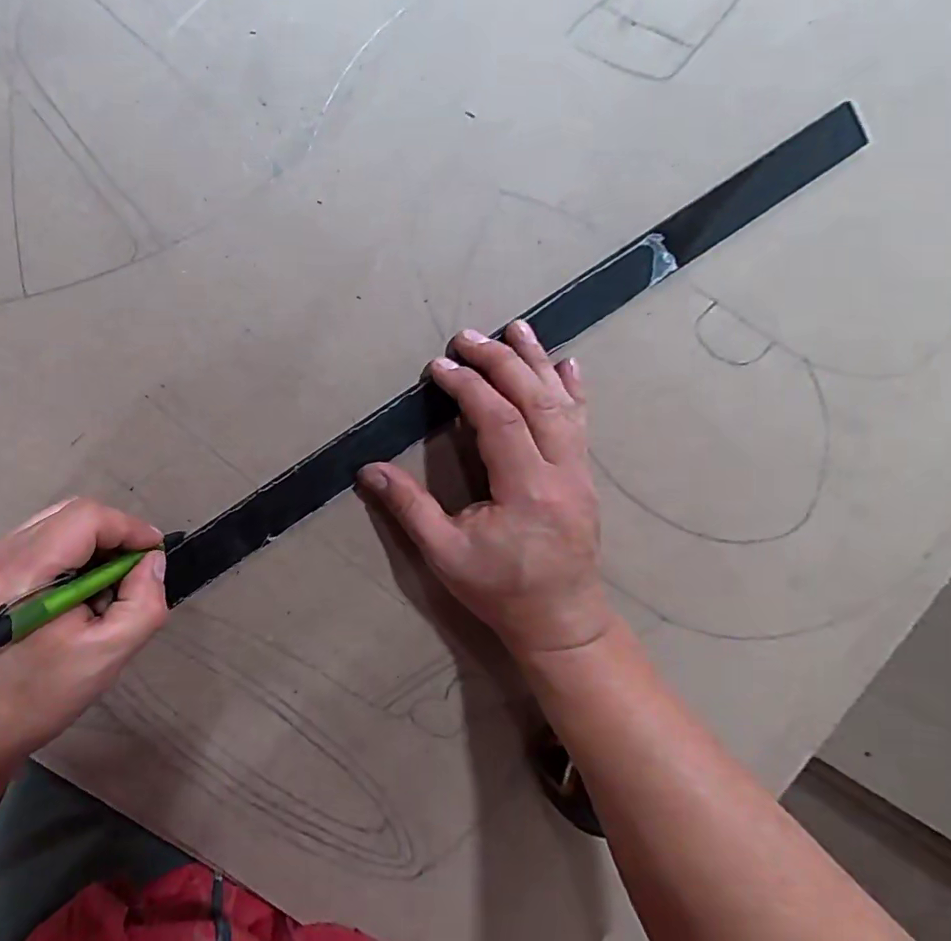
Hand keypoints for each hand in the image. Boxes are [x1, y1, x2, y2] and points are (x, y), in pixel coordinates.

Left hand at [0, 498, 168, 773]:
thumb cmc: (35, 699)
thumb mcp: (104, 658)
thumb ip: (141, 604)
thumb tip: (152, 561)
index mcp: (19, 572)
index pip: (84, 517)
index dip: (127, 527)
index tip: (154, 552)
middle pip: (68, 513)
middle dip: (111, 535)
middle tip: (132, 574)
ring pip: (53, 524)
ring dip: (89, 545)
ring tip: (101, 590)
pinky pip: (35, 541)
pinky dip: (65, 555)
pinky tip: (71, 594)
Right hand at [360, 318, 611, 657]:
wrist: (561, 622)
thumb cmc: (499, 589)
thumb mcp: (444, 554)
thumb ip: (408, 507)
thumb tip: (367, 469)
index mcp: (527, 489)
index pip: (499, 421)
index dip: (469, 388)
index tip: (440, 366)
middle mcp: (561, 472)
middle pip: (535, 401)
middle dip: (500, 363)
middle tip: (468, 336)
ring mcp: (579, 473)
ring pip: (562, 405)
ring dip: (537, 363)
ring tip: (518, 328)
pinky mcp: (583, 478)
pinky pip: (581, 423)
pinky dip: (573, 390)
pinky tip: (567, 365)